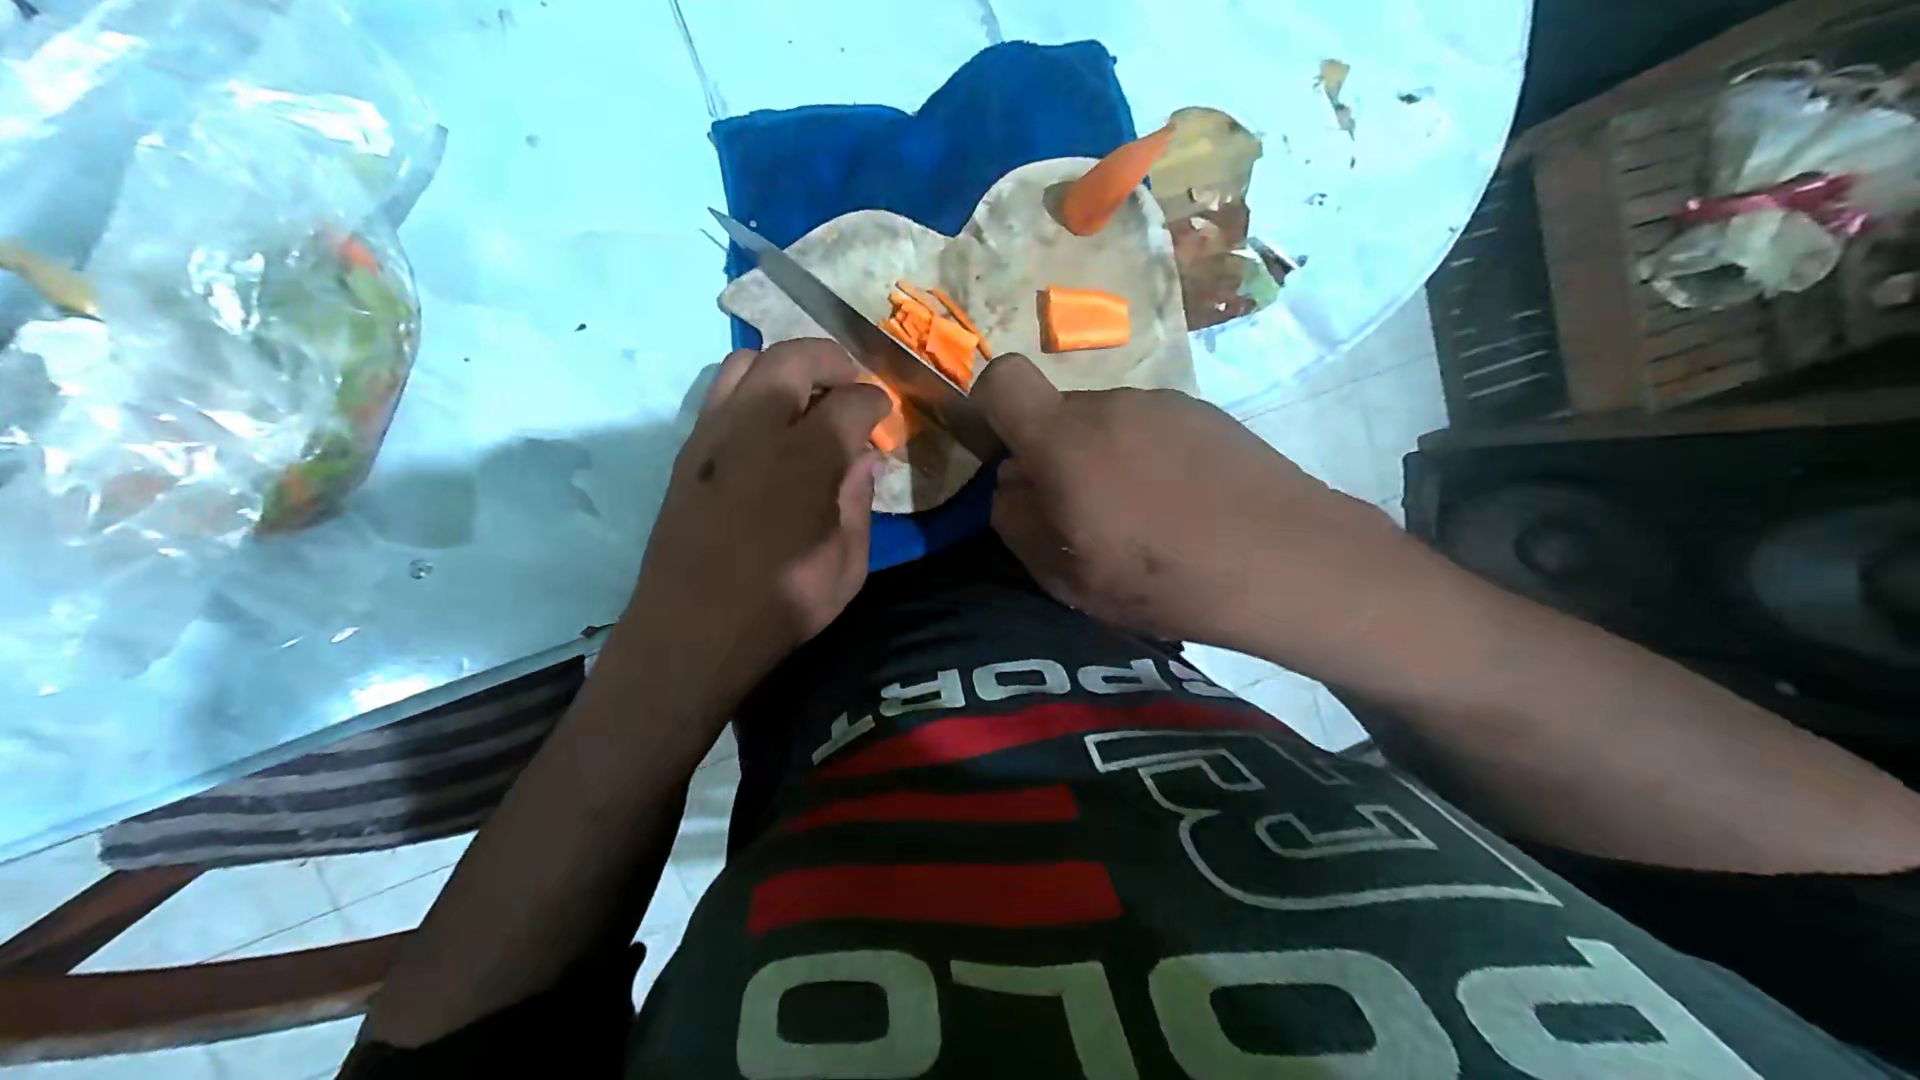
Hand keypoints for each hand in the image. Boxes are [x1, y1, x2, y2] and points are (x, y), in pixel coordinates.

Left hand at [626, 339, 889, 697]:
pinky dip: (750, 390)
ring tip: (804, 397)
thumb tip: (862, 457)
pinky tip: (766, 426)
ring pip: (746, 363)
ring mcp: (713, 435)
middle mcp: (756, 430)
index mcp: (806, 459)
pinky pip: (720, 394)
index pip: (850, 401)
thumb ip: (858, 500)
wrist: (692, 630)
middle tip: (849, 384)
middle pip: (793, 357)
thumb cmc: (781, 604)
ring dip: (784, 367)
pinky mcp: (687, 451)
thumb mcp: (847, 563)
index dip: (874, 402)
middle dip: (830, 360)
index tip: (883, 413)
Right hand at [973, 354, 1430, 676]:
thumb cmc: (1163, 578)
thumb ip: (1017, 522)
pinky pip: (1150, 426)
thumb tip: (1010, 484)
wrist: (1287, 562)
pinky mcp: (1205, 414)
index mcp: (1065, 440)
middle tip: (1084, 514)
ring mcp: (1163, 403)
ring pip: (1104, 423)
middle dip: (1054, 455)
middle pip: (1057, 413)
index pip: (1002, 380)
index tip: (1006, 454)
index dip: (989, 407)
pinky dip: (1146, 458)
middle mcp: (1111, 404)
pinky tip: (1180, 505)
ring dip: (1103, 459)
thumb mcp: (1067, 576)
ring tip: (1142, 517)